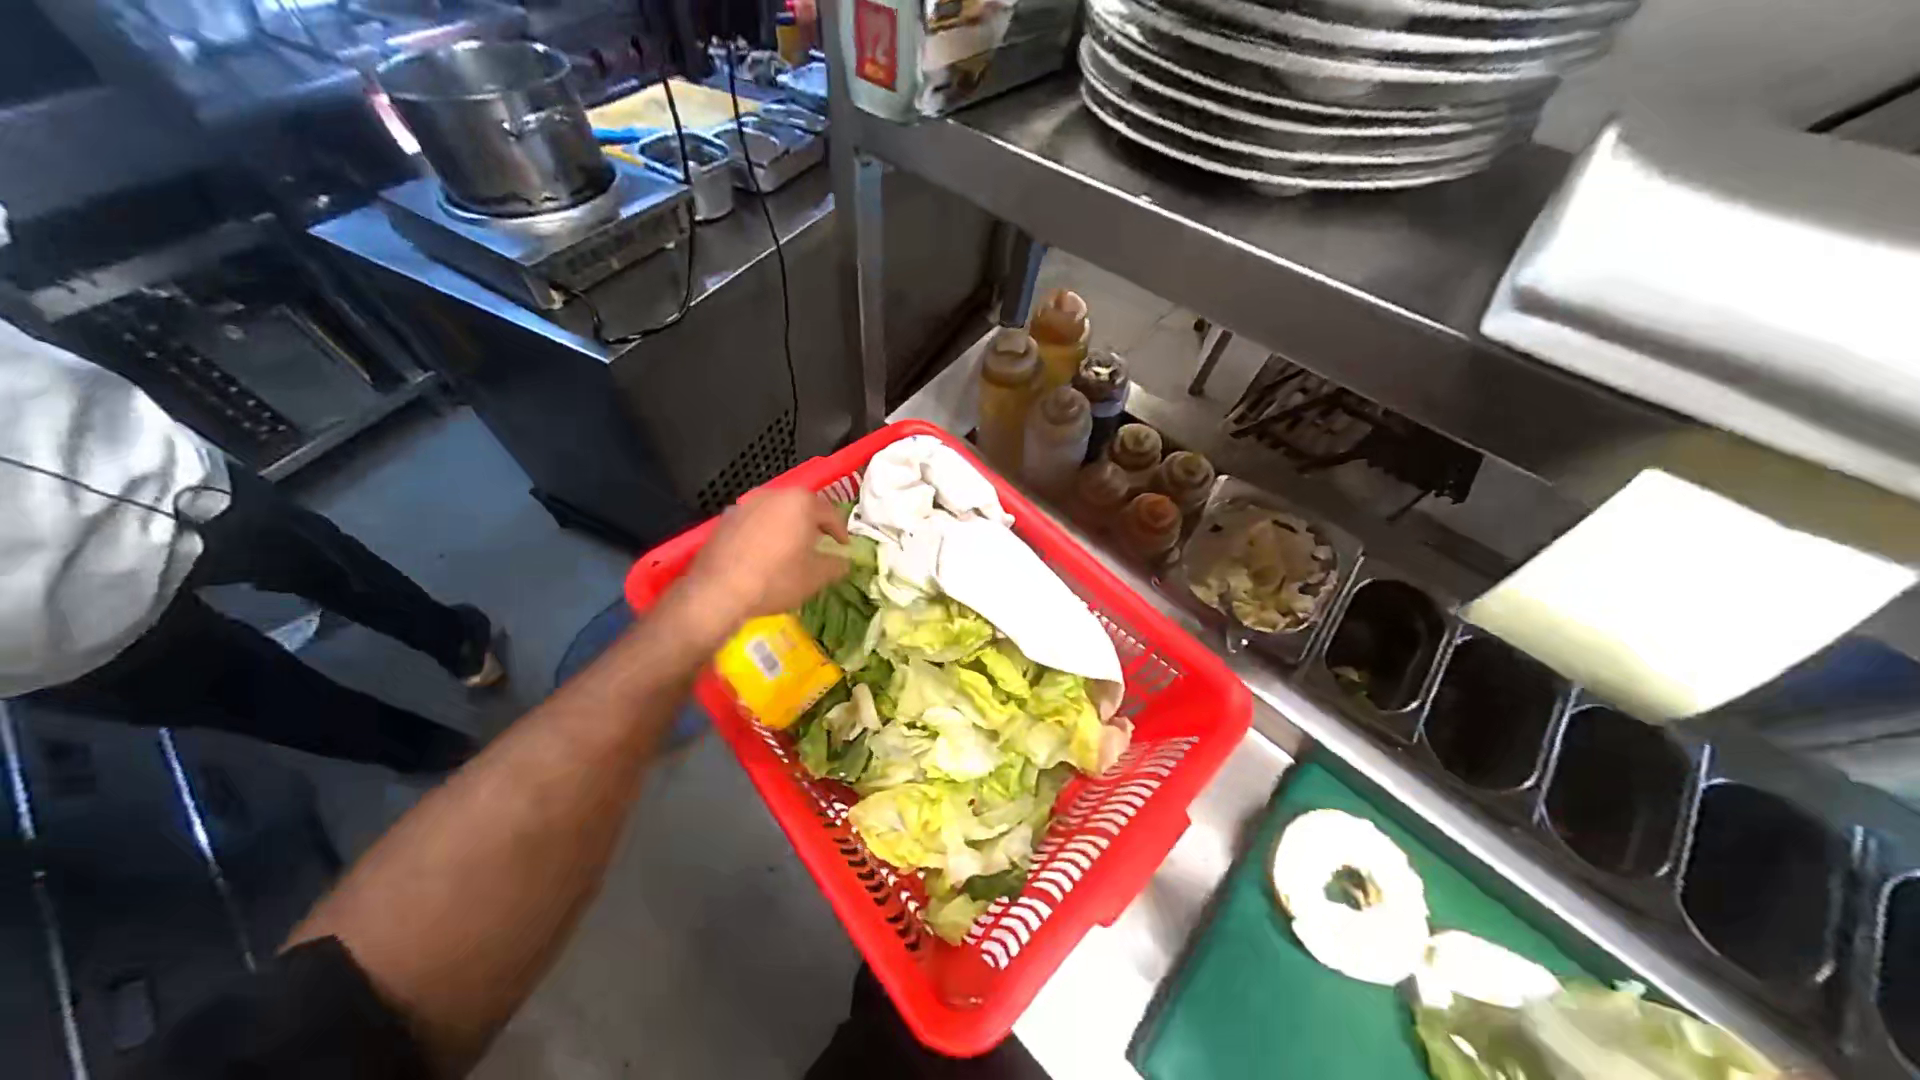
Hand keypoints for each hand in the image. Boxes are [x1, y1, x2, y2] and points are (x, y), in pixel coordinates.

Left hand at [679, 488, 850, 625]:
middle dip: (812, 524)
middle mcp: (773, 495)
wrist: (719, 591)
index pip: (830, 513)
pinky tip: (763, 554)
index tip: (844, 546)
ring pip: (775, 513)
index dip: (840, 531)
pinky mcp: (724, 520)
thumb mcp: (816, 577)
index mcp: (801, 502)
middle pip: (801, 507)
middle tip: (819, 544)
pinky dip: (763, 533)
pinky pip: (753, 523)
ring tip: (790, 548)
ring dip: (786, 527)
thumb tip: (844, 562)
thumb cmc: (776, 579)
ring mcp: (745, 505)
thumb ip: (836, 565)